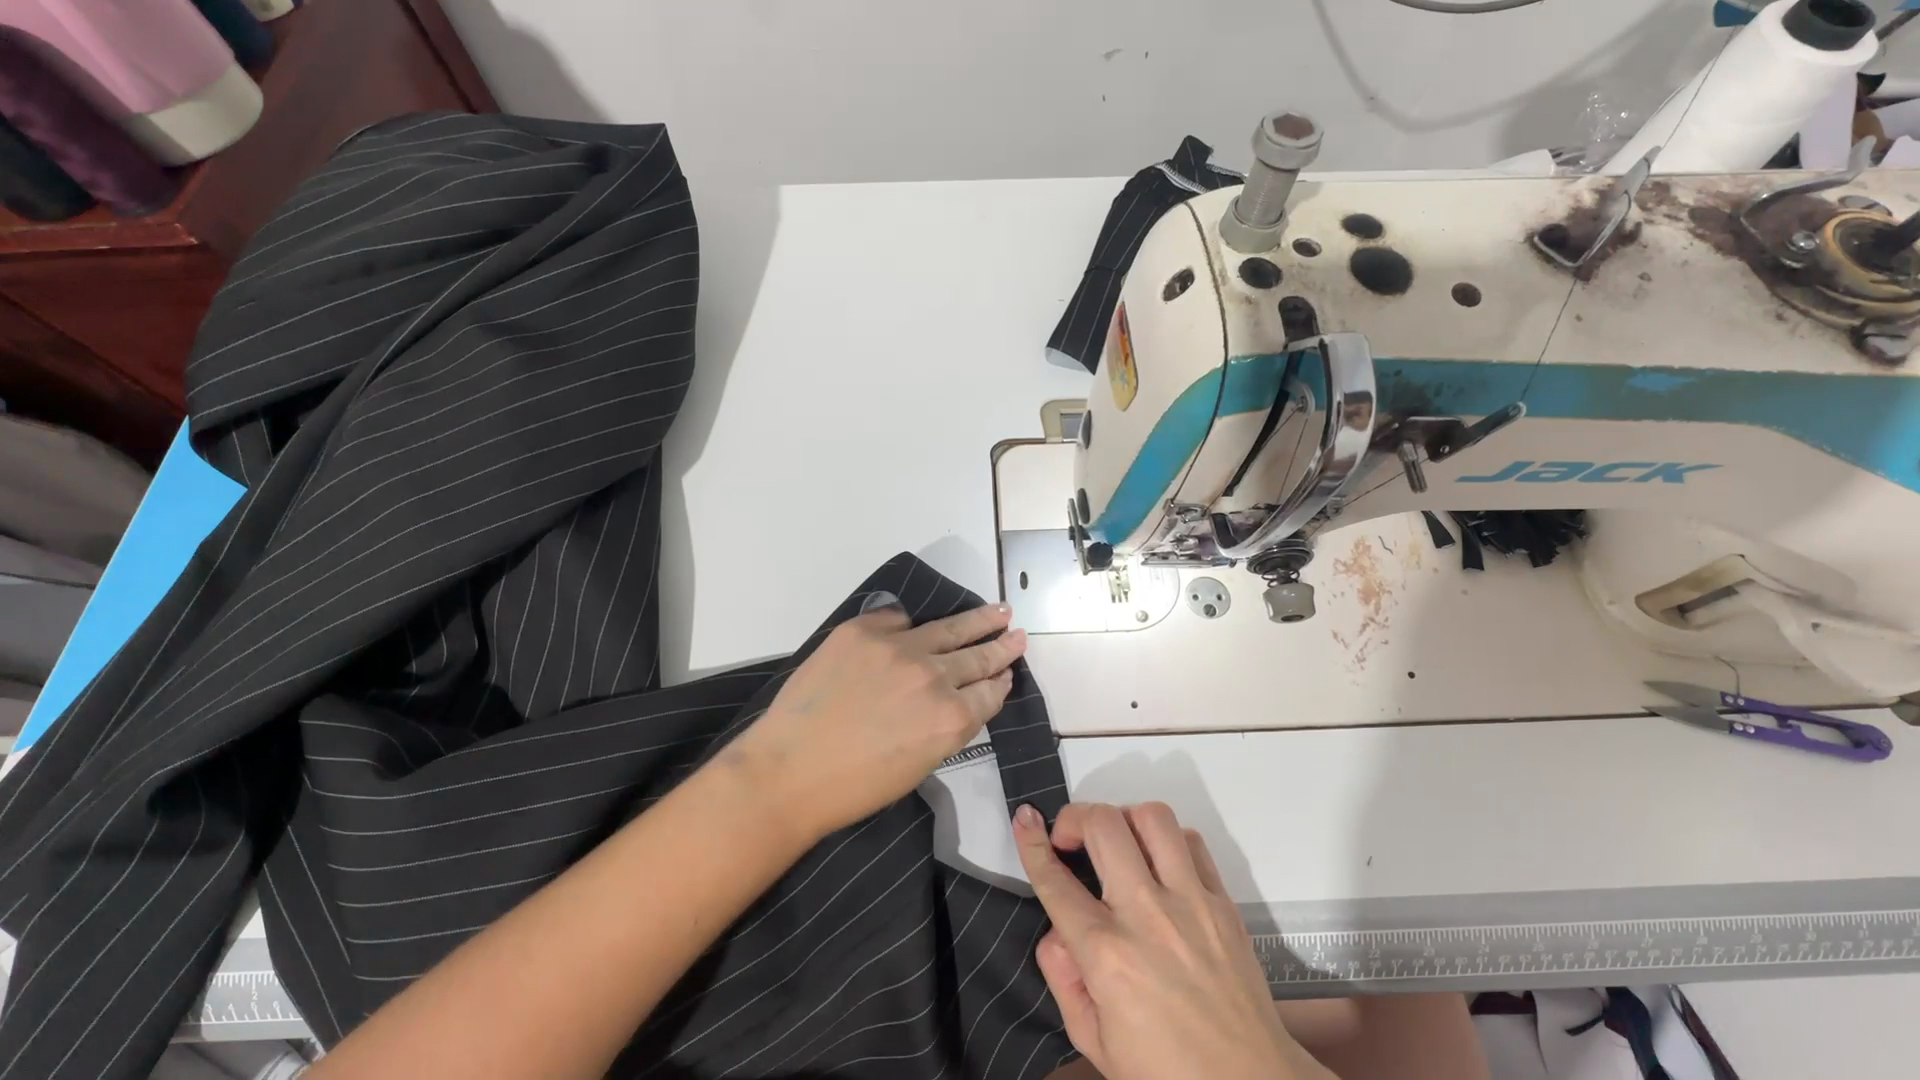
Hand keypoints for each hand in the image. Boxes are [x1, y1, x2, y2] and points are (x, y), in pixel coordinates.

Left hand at [723, 601, 1025, 844]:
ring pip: (947, 628)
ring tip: (996, 611)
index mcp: (951, 718)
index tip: (1008, 670)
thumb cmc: (855, 787)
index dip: (1001, 681)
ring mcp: (897, 647)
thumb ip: (947, 728)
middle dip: (1000, 645)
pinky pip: (896, 620)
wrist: (788, 772)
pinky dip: (908, 625)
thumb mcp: (919, 766)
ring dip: (975, 621)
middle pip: (977, 656)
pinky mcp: (861, 631)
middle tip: (1016, 634)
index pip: (990, 692)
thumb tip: (961, 700)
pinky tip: (915, 625)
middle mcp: (933, 676)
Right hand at [1013, 802, 1333, 1079]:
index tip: (1025, 818)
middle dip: (1075, 817)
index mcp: (1106, 954)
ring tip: (1117, 844)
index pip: (1056, 881)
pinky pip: (1192, 841)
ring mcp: (1191, 903)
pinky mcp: (1223, 902)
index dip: (1032, 842)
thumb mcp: (1092, 1039)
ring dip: (1124, 819)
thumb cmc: (1165, 1070)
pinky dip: (1167, 839)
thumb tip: (1057, 929)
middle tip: (1070, 839)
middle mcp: (1146, 915)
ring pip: (1152, 817)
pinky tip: (1158, 863)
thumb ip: (1062, 977)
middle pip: (1104, 826)